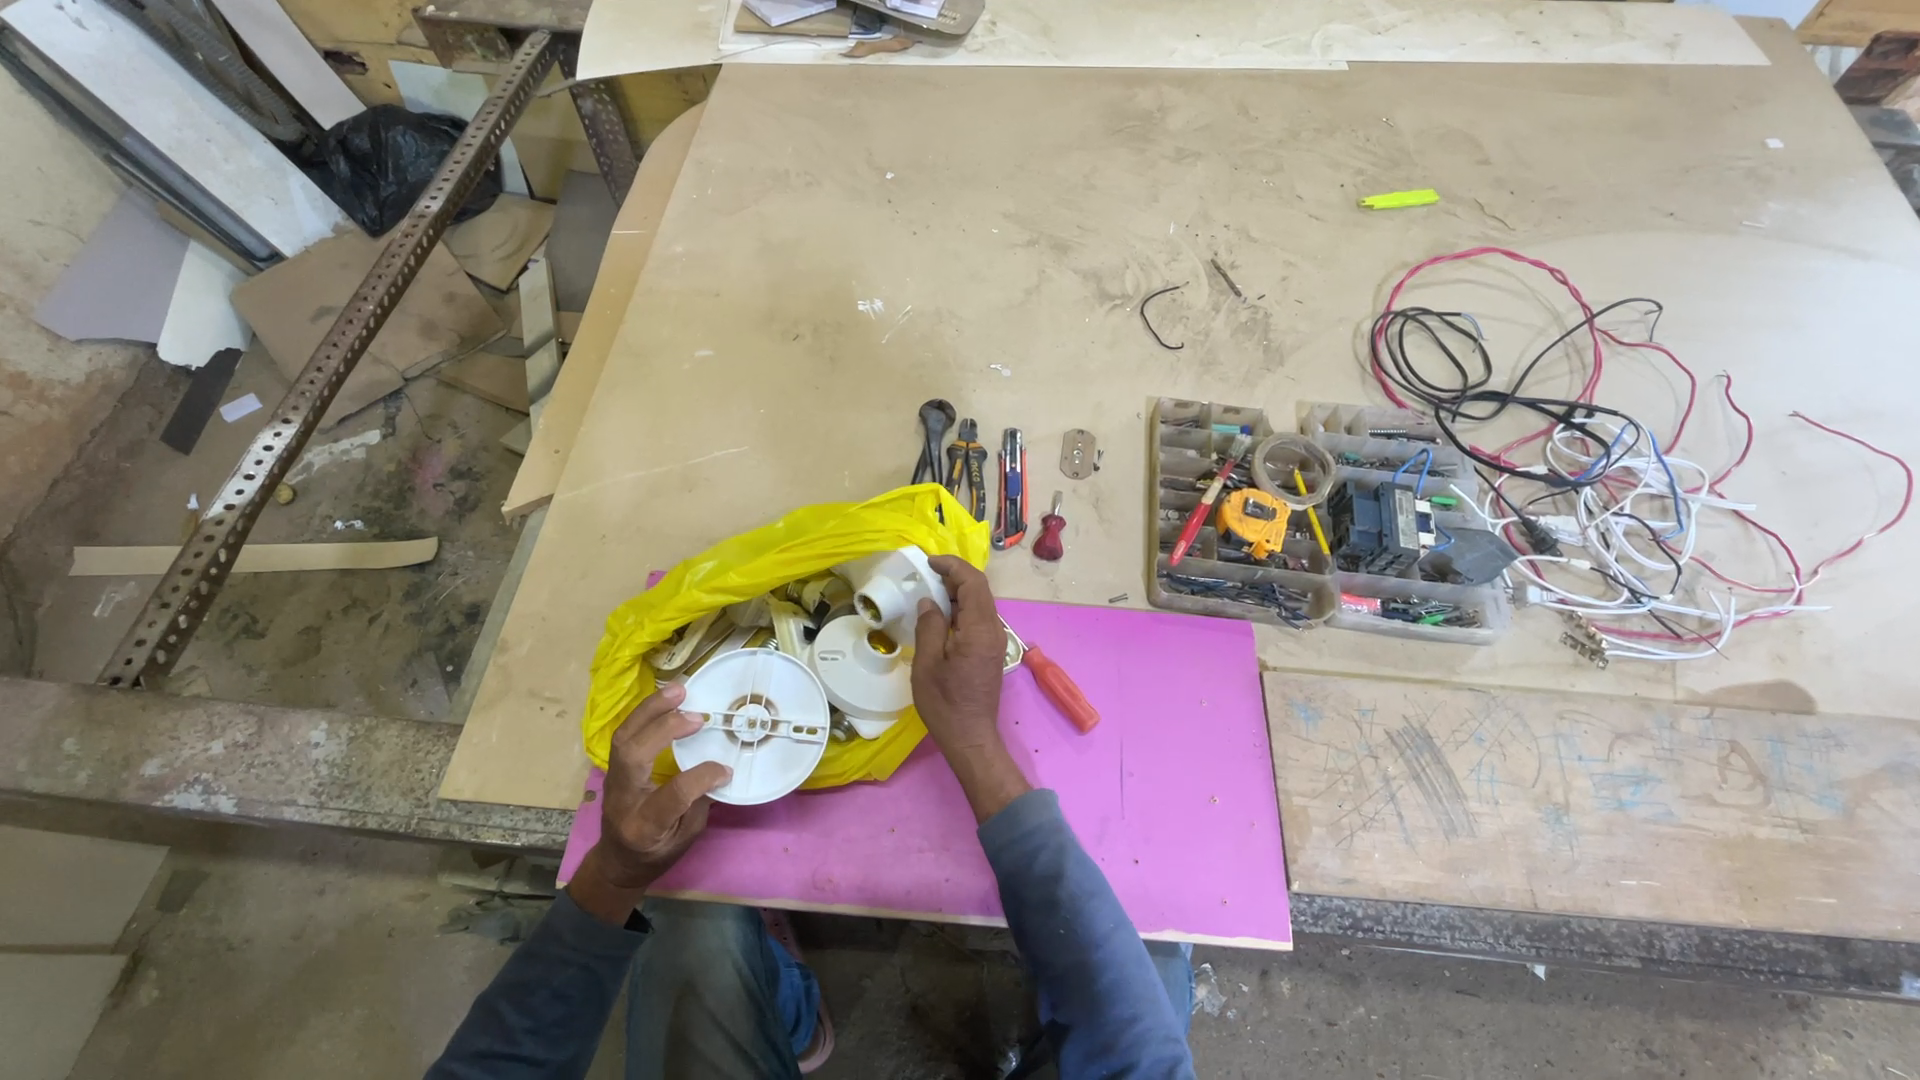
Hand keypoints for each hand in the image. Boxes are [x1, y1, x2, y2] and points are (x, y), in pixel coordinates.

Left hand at [571, 683, 730, 923]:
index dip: (702, 777)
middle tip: (695, 714)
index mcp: (644, 825)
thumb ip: (699, 802)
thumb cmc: (656, 853)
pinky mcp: (613, 766)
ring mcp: (612, 780)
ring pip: (623, 737)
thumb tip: (720, 767)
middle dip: (663, 728)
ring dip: (651, 709)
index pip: (672, 794)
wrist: (617, 862)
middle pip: (632, 754)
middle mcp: (623, 799)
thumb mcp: (685, 838)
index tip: (725, 768)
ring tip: (678, 689)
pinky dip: (645, 712)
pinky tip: (666, 698)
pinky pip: (625, 733)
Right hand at [913, 555, 1029, 821]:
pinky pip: (979, 618)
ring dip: (959, 591)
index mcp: (979, 629)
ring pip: (981, 603)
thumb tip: (929, 602)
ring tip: (931, 591)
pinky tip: (942, 614)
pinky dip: (962, 607)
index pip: (972, 583)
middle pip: (980, 589)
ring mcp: (995, 641)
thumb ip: (929, 626)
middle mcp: (994, 630)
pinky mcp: (991, 651)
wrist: (970, 737)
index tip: (928, 562)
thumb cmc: (945, 704)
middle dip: (955, 575)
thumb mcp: (927, 664)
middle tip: (927, 575)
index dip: (952, 566)